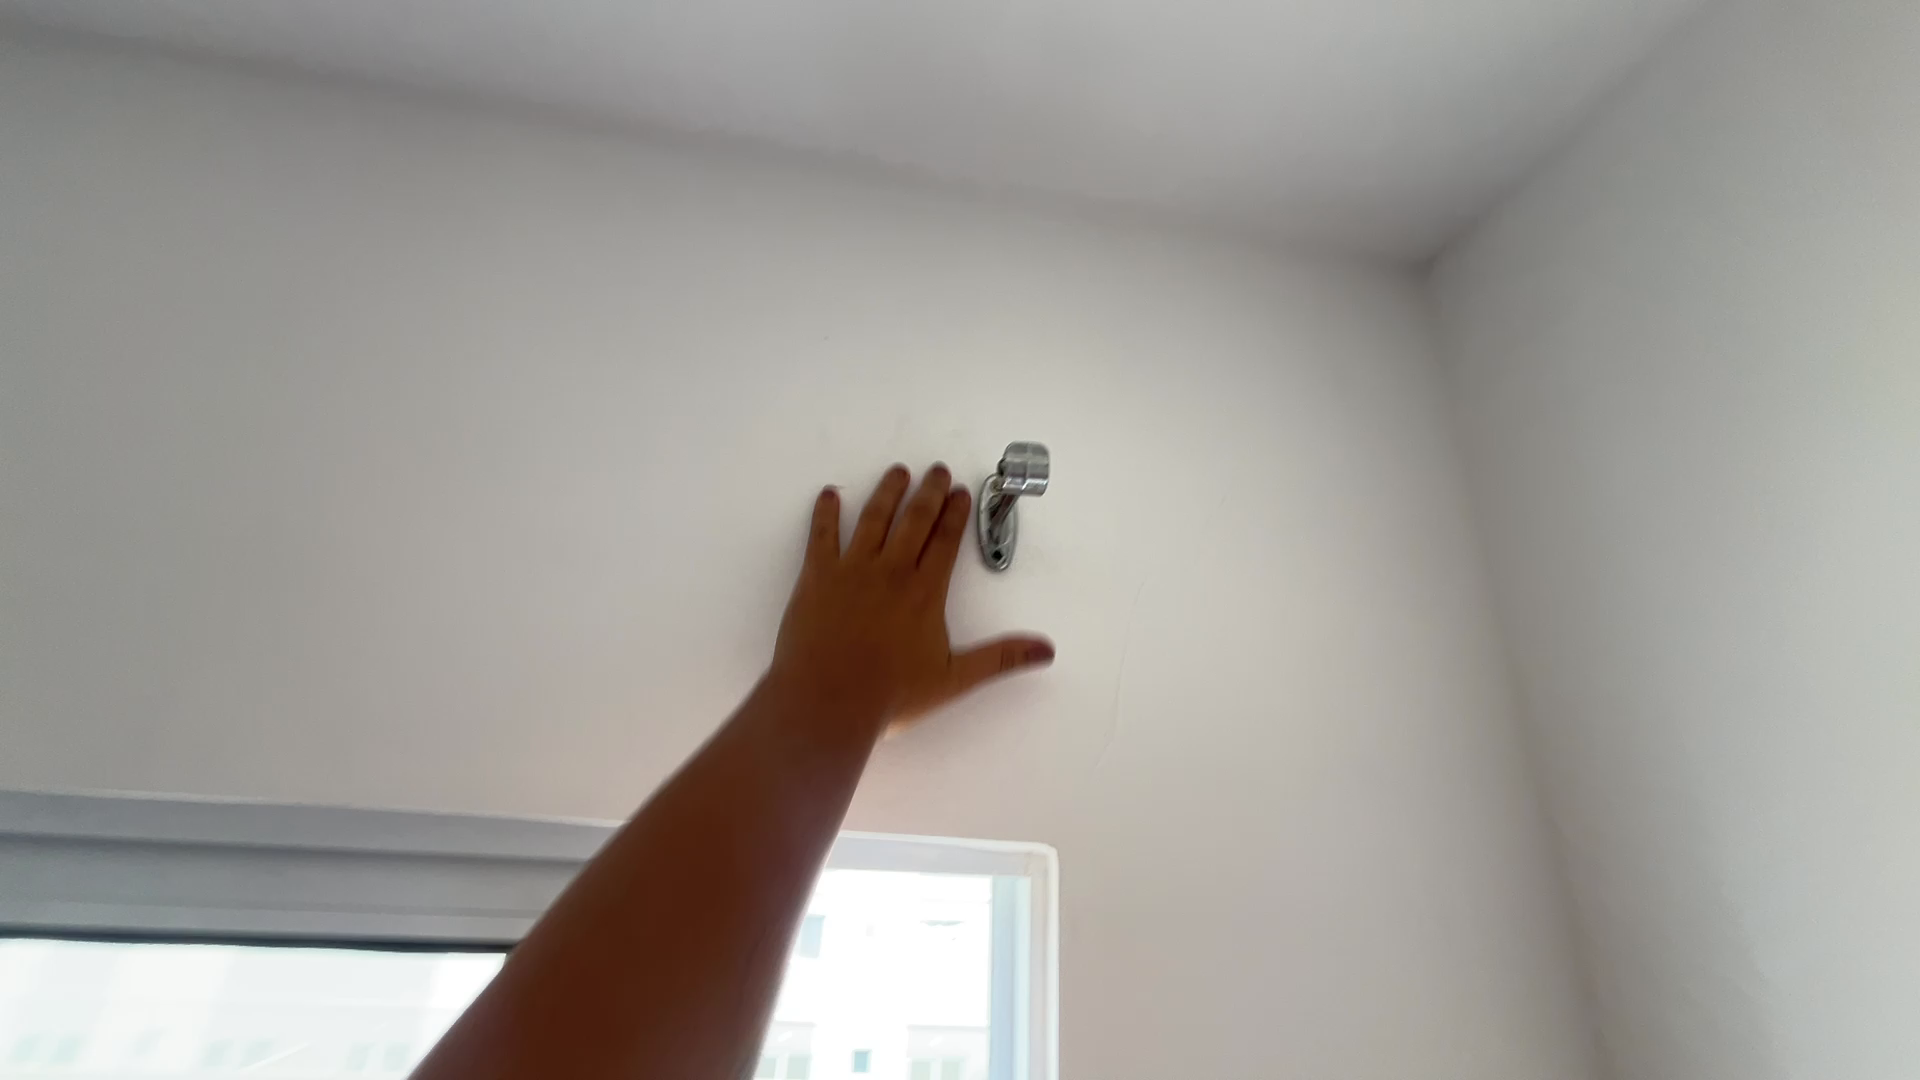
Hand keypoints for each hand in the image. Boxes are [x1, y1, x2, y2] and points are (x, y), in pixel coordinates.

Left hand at [771, 463, 1054, 730]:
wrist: (827, 702)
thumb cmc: (889, 694)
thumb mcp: (953, 680)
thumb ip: (1000, 658)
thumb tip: (1044, 651)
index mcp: (924, 592)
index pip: (946, 541)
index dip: (955, 514)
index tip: (961, 492)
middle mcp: (891, 571)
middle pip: (914, 520)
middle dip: (929, 492)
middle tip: (936, 470)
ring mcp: (852, 570)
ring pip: (873, 518)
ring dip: (887, 492)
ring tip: (897, 472)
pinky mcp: (817, 577)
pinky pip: (822, 535)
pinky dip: (825, 513)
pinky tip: (829, 495)